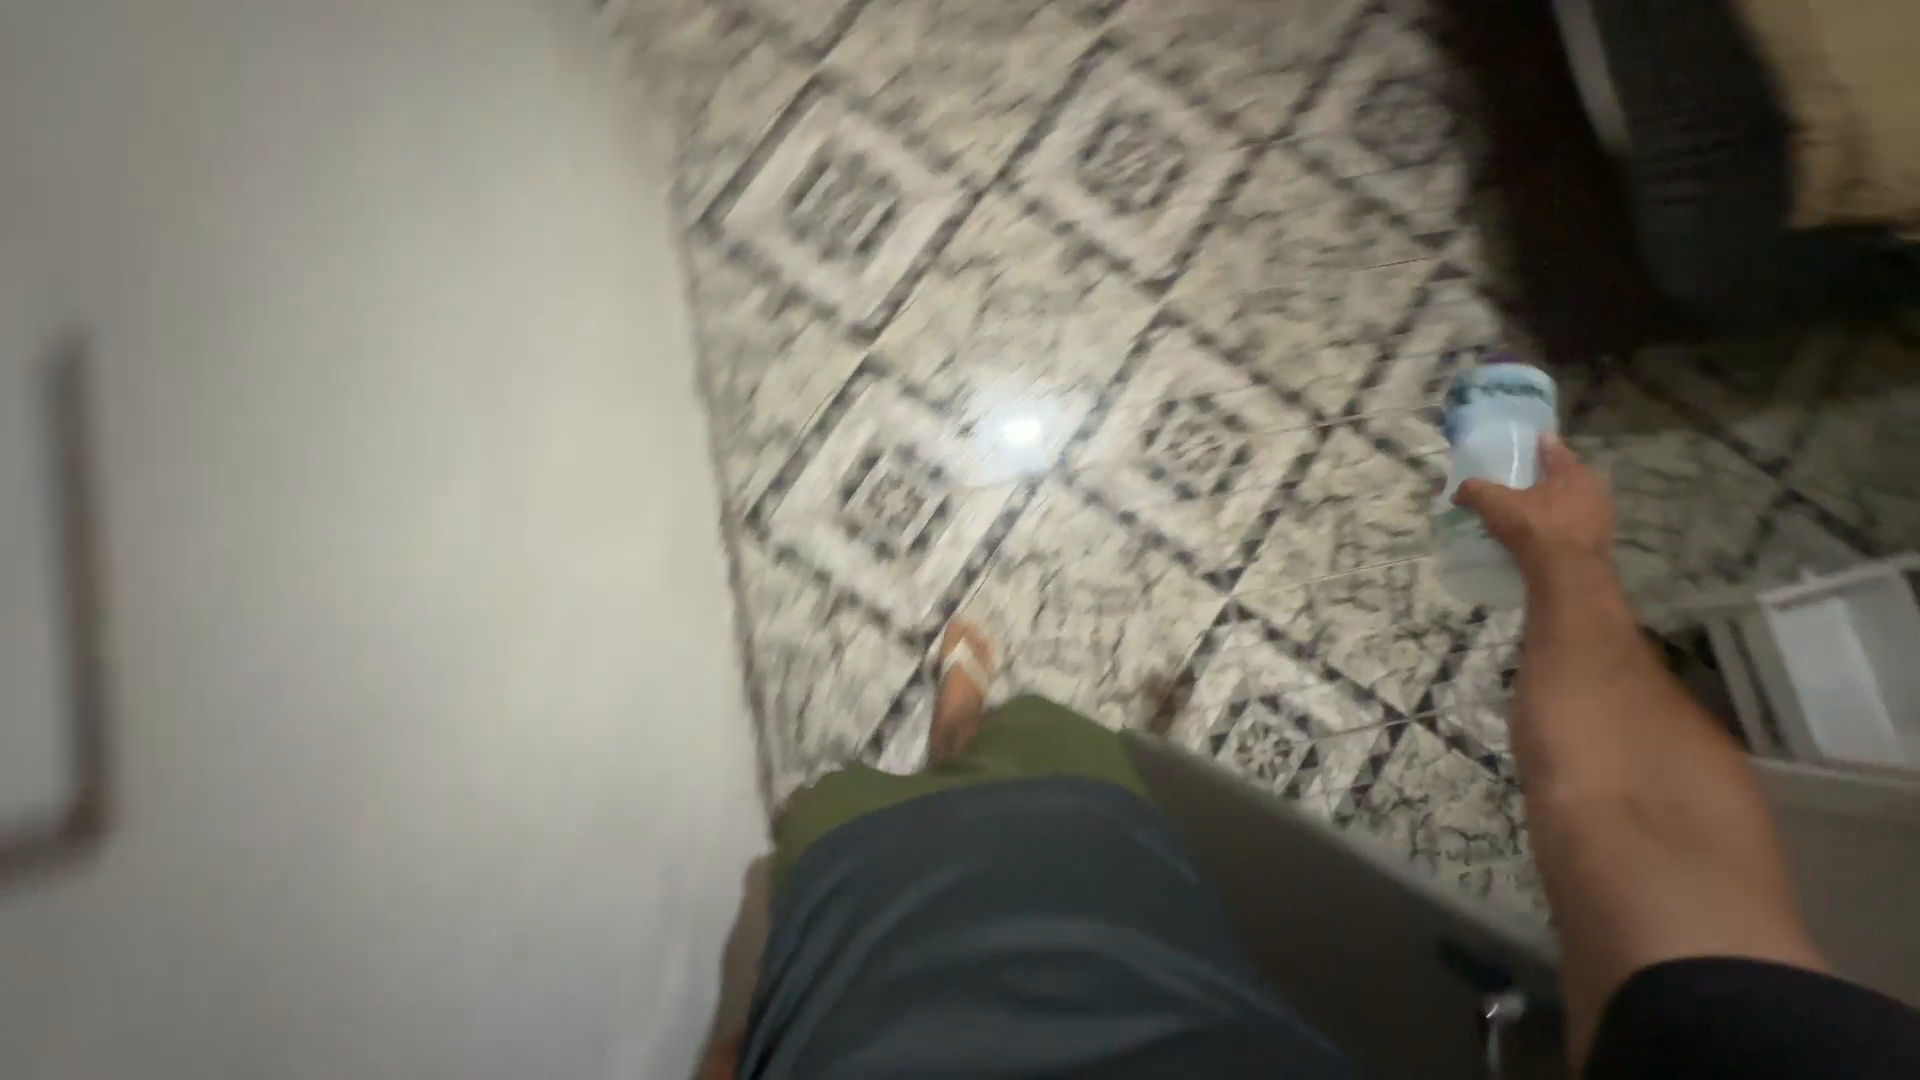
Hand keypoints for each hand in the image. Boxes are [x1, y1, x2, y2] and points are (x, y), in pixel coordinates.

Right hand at [1453, 434, 1614, 581]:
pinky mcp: (1600, 540)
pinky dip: (1561, 526)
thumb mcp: (1495, 504)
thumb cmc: (1535, 526)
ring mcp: (1601, 515)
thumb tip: (1457, 491)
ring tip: (1534, 510)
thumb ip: (1475, 491)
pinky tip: (1544, 534)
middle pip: (1568, 476)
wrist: (1568, 571)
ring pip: (1574, 501)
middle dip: (1550, 477)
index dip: (1542, 444)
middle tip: (1528, 480)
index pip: (1555, 450)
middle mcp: (1593, 488)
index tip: (1534, 440)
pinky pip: (1575, 525)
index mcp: (1572, 471)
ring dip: (1557, 504)